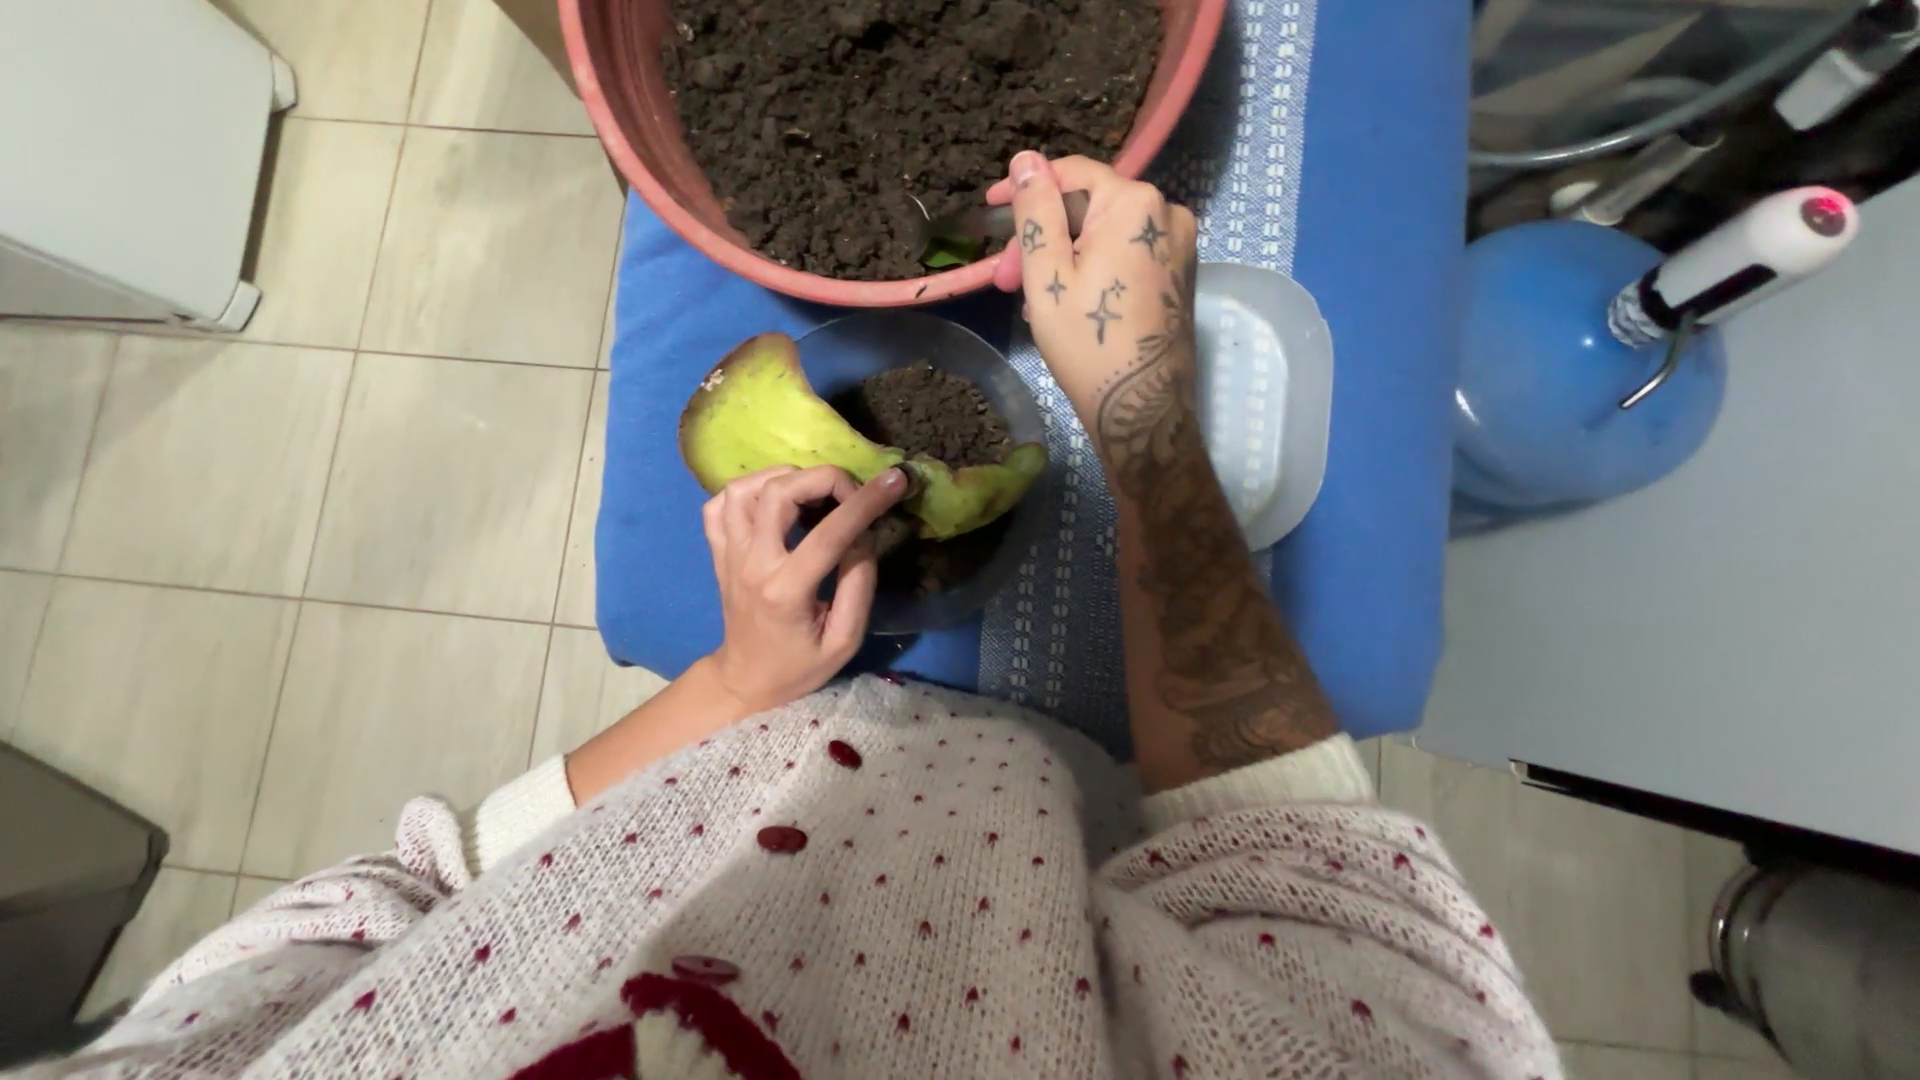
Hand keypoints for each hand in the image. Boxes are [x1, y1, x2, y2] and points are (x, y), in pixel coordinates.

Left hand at [702, 464, 908, 713]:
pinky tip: (774, 502)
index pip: (829, 533)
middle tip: (849, 493)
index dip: (865, 501)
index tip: (894, 480)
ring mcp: (728, 554)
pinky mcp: (718, 551)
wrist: (746, 681)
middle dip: (823, 478)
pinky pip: (720, 503)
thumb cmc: (800, 666)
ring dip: (784, 478)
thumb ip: (859, 585)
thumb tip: (864, 534)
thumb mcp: (845, 640)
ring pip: (744, 489)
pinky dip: (749, 490)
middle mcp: (751, 564)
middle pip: (778, 493)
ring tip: (813, 493)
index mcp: (786, 591)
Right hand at [986, 151, 1198, 419]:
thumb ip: (1036, 211)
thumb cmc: (1087, 341)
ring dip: (1065, 258)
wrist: (1140, 405)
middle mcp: (1168, 212)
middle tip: (1008, 280)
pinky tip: (1070, 304)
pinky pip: (1126, 257)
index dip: (1027, 188)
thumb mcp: (1047, 274)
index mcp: (1134, 203)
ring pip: (1106, 235)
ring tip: (1035, 300)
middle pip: (1090, 208)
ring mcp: (1180, 246)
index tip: (992, 208)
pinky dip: (1094, 271)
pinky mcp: (1179, 276)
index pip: (1072, 173)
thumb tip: (1026, 160)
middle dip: (1044, 237)